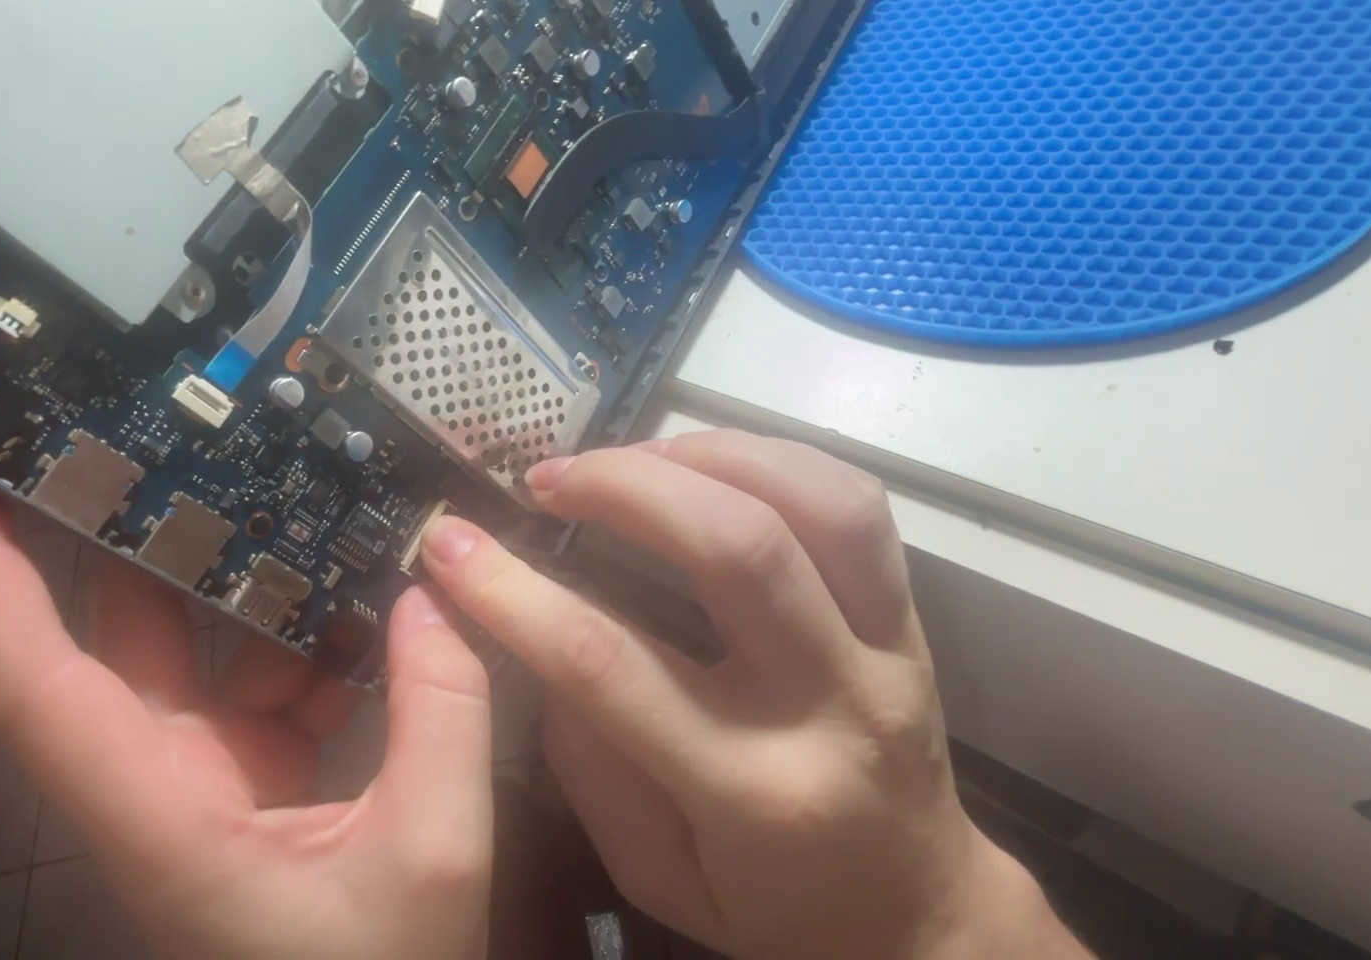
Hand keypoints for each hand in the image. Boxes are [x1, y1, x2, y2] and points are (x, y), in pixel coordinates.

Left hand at [0, 447, 493, 959]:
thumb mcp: (432, 856)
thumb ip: (441, 716)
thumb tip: (432, 593)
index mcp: (162, 813)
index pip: (30, 680)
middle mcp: (162, 779)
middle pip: (118, 631)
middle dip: (126, 523)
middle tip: (151, 423)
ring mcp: (210, 773)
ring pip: (207, 645)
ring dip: (252, 579)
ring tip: (305, 496)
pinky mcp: (256, 773)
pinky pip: (270, 677)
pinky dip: (314, 637)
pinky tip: (371, 602)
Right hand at [419, 431, 1088, 959]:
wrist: (917, 914)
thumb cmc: (771, 907)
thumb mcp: (654, 872)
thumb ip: (590, 762)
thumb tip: (539, 635)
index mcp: (752, 791)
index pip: (611, 663)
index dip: (515, 591)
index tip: (452, 544)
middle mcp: (831, 705)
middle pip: (736, 548)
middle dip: (623, 489)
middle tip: (549, 480)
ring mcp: (887, 649)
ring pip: (814, 505)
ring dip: (703, 456)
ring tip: (629, 457)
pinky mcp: (910, 616)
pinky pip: (855, 503)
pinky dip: (770, 458)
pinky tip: (703, 463)